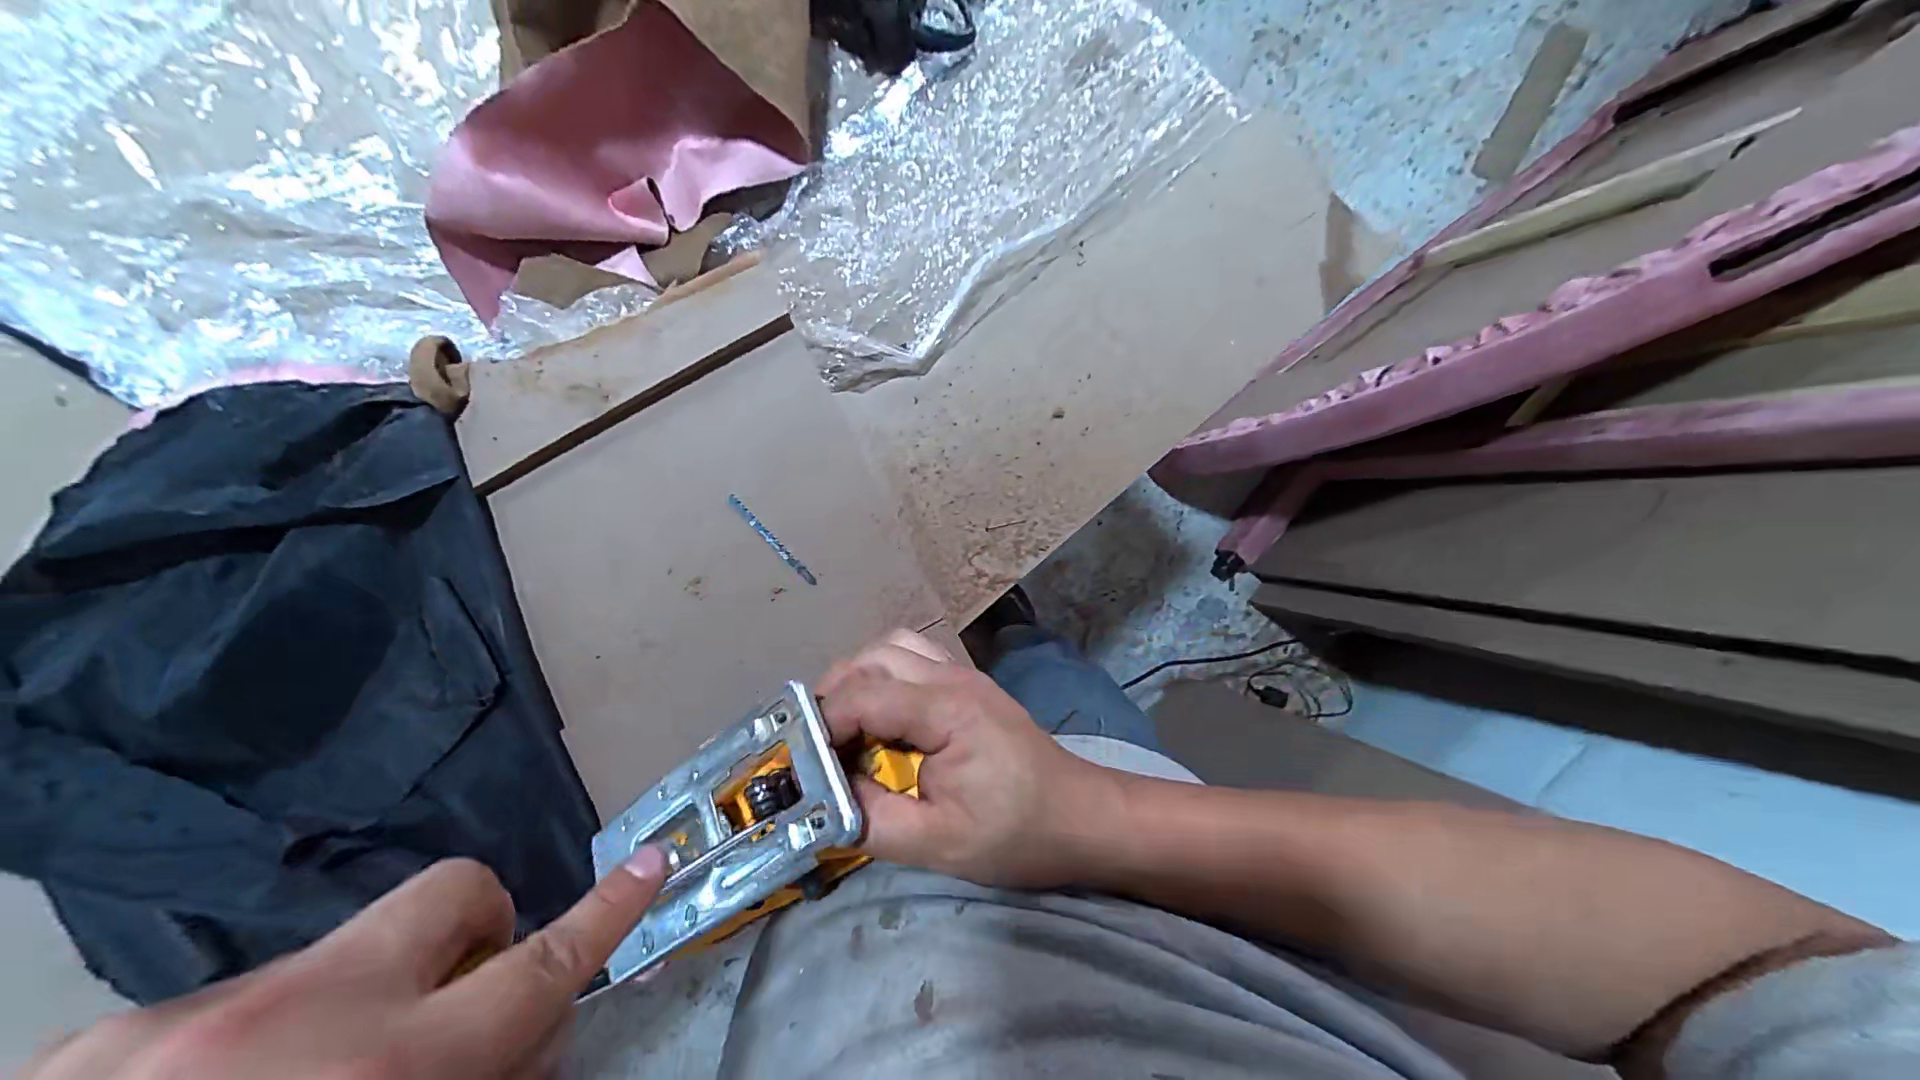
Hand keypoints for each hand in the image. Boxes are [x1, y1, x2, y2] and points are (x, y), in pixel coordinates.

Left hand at [19, 849, 667, 1079]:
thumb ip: (484, 1078)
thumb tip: (532, 1036)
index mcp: (378, 1075)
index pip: (538, 968)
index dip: (607, 914)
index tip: (650, 864)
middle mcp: (287, 1025)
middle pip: (454, 893)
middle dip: (480, 928)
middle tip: (453, 1003)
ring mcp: (176, 1026)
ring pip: (338, 958)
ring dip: (350, 1012)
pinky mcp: (85, 1046)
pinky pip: (226, 1010)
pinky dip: (245, 1054)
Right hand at [817, 629, 1120, 888]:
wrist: (1082, 817)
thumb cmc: (1018, 832)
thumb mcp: (940, 843)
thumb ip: (873, 820)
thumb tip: (824, 799)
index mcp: (946, 709)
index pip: (863, 695)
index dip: (822, 726)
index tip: (800, 763)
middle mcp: (952, 677)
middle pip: (872, 658)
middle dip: (834, 695)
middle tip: (818, 745)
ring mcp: (963, 675)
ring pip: (892, 648)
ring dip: (858, 679)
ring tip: (846, 727)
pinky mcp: (968, 685)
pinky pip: (913, 659)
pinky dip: (884, 677)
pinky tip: (883, 718)